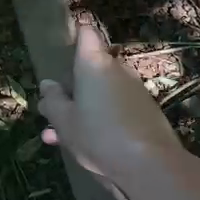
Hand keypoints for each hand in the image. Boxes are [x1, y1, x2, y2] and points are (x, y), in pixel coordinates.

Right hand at [37, 26, 182, 177]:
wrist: (151, 165)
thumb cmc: (99, 135)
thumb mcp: (64, 121)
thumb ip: (53, 101)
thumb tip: (47, 85)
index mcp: (93, 64)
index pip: (86, 33)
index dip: (76, 34)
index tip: (66, 44)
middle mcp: (116, 69)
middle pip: (90, 68)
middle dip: (71, 88)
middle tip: (53, 112)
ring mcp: (133, 90)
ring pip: (100, 93)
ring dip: (82, 109)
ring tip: (59, 137)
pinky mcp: (145, 110)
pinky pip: (115, 108)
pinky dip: (100, 119)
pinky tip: (86, 145)